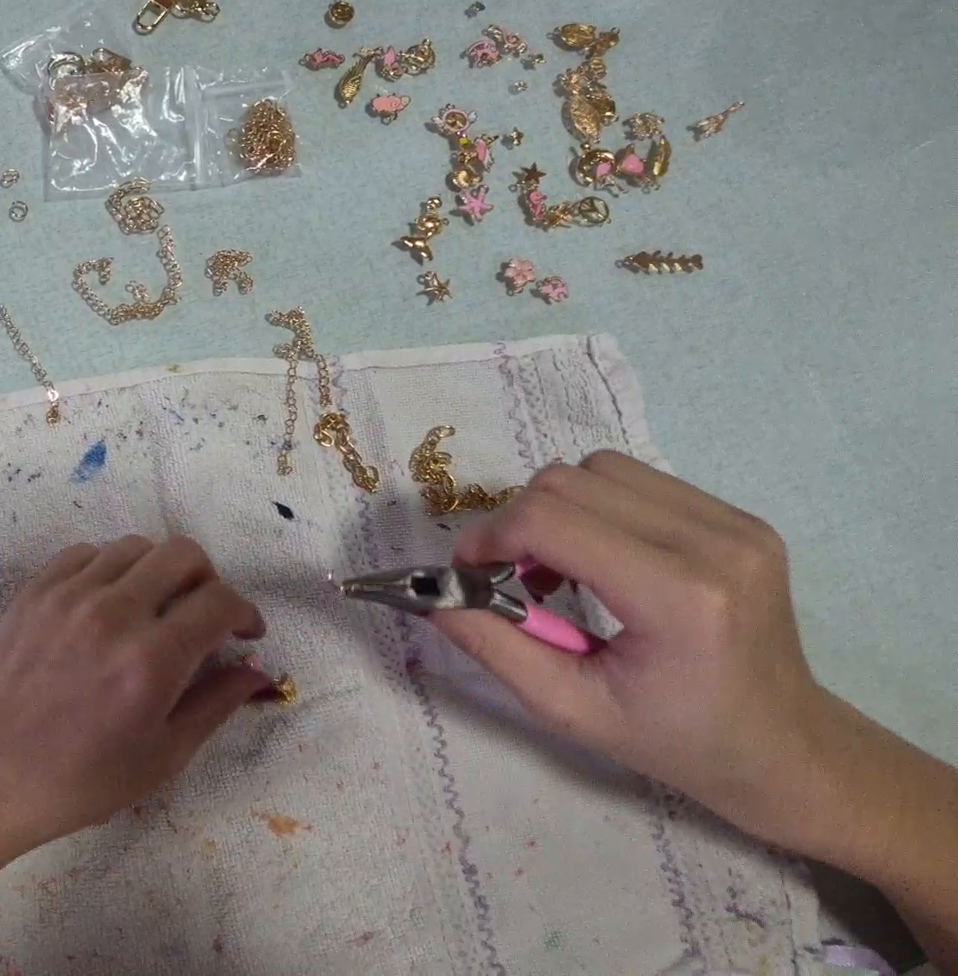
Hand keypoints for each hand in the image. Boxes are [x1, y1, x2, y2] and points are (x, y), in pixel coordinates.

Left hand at [0, 536, 270, 853]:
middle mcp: (114, 612)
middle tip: (202, 613)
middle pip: (183, 553)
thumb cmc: (84, 777)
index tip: (245, 632)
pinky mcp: (37, 588)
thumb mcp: (164, 756)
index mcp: (152, 660)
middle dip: (208, 578)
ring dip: (158, 570)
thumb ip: (217, 703)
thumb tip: (258, 669)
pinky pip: (86, 552)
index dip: (245, 612)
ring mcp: (70, 593)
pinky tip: (107, 601)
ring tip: (152, 606)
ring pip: (134, 545)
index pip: (220, 601)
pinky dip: (109, 568)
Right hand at [431, 451, 832, 844]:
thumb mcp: (566, 708)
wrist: (787, 750)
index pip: (550, 520)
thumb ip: (492, 644)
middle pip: (565, 482)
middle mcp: (716, 543)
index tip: (471, 574)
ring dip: (551, 508)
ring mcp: (734, 523)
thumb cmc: (674, 740)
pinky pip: (629, 479)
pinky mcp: (736, 517)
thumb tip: (431, 595)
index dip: (489, 537)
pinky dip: (589, 506)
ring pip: (594, 469)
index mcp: (680, 597)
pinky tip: (595, 554)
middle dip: (513, 523)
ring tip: (554, 565)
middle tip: (508, 575)